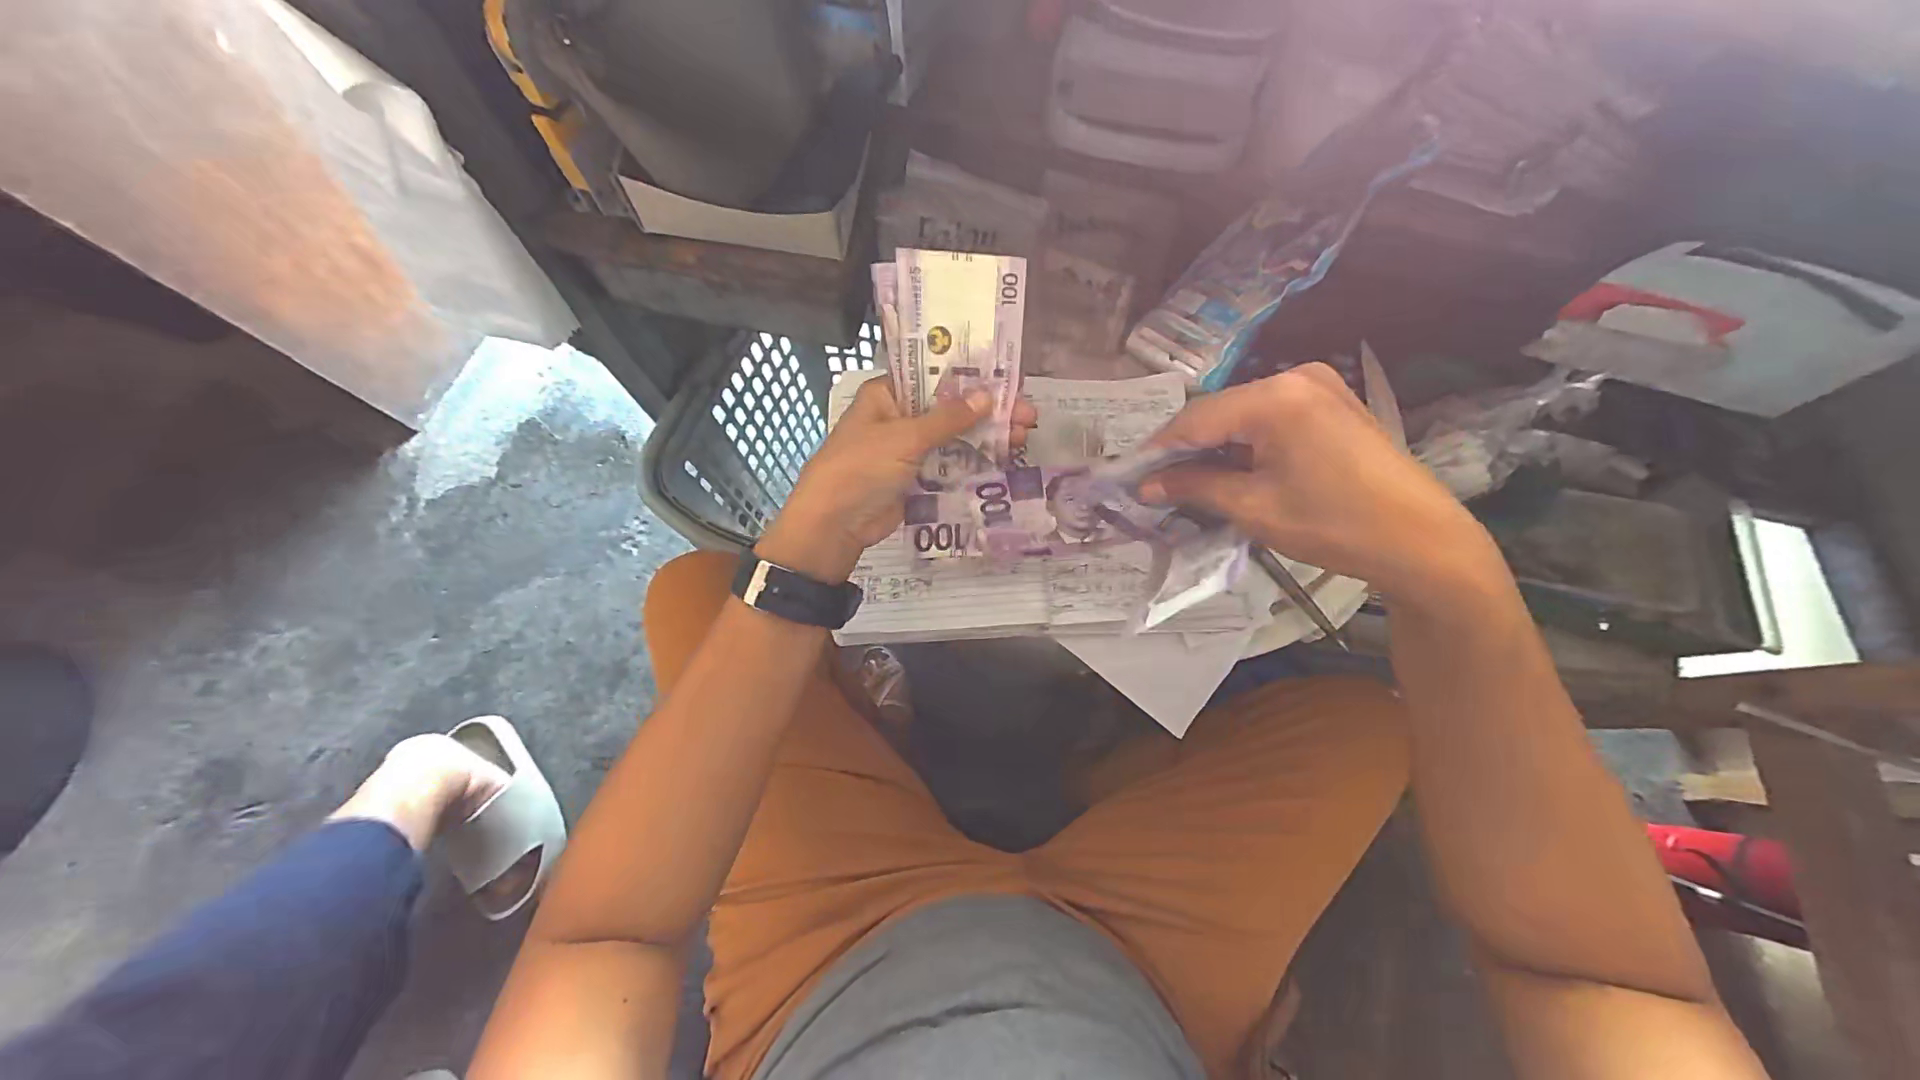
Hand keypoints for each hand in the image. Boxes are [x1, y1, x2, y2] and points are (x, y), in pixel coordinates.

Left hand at [758, 377, 1036, 582]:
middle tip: (1028, 415)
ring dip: (986, 435)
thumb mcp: (905, 437)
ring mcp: (908, 448)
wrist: (834, 524)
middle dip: (988, 411)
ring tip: (1023, 436)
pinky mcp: (916, 476)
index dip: (971, 377)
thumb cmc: (861, 468)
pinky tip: (1004, 457)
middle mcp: (899, 416)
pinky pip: (949, 463)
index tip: (1007, 380)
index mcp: (887, 394)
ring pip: (954, 436)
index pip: (934, 375)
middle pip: (950, 407)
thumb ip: (948, 418)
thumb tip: (988, 396)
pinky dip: (974, 460)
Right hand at [1138, 363, 1508, 611]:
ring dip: (1213, 446)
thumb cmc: (1334, 525)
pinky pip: (1269, 418)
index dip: (1157, 449)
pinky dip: (1243, 443)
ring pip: (1241, 414)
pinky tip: (1228, 469)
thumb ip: (1194, 487)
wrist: (1421, 541)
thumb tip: (1147, 485)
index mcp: (1276, 397)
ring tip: (1185, 481)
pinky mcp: (1330, 403)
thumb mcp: (1253, 508)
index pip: (1195, 419)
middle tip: (1154, 482)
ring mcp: (1318, 386)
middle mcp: (1295, 377)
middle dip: (1184, 448)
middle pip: (1218, 411)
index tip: (1128, 475)